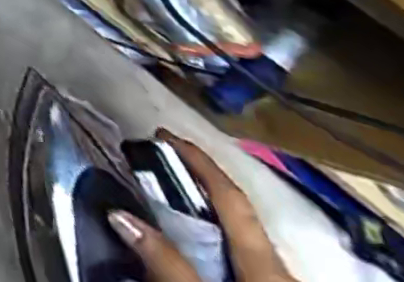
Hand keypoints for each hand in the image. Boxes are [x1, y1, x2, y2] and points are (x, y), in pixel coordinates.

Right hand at [109, 130, 294, 281]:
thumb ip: (169, 267)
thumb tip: (120, 214)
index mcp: (268, 267)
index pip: (230, 197)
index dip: (197, 161)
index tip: (162, 135)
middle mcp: (282, 273)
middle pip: (239, 218)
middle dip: (200, 187)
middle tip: (159, 168)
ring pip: (243, 245)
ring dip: (208, 220)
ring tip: (170, 208)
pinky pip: (245, 266)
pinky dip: (218, 250)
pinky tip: (199, 259)